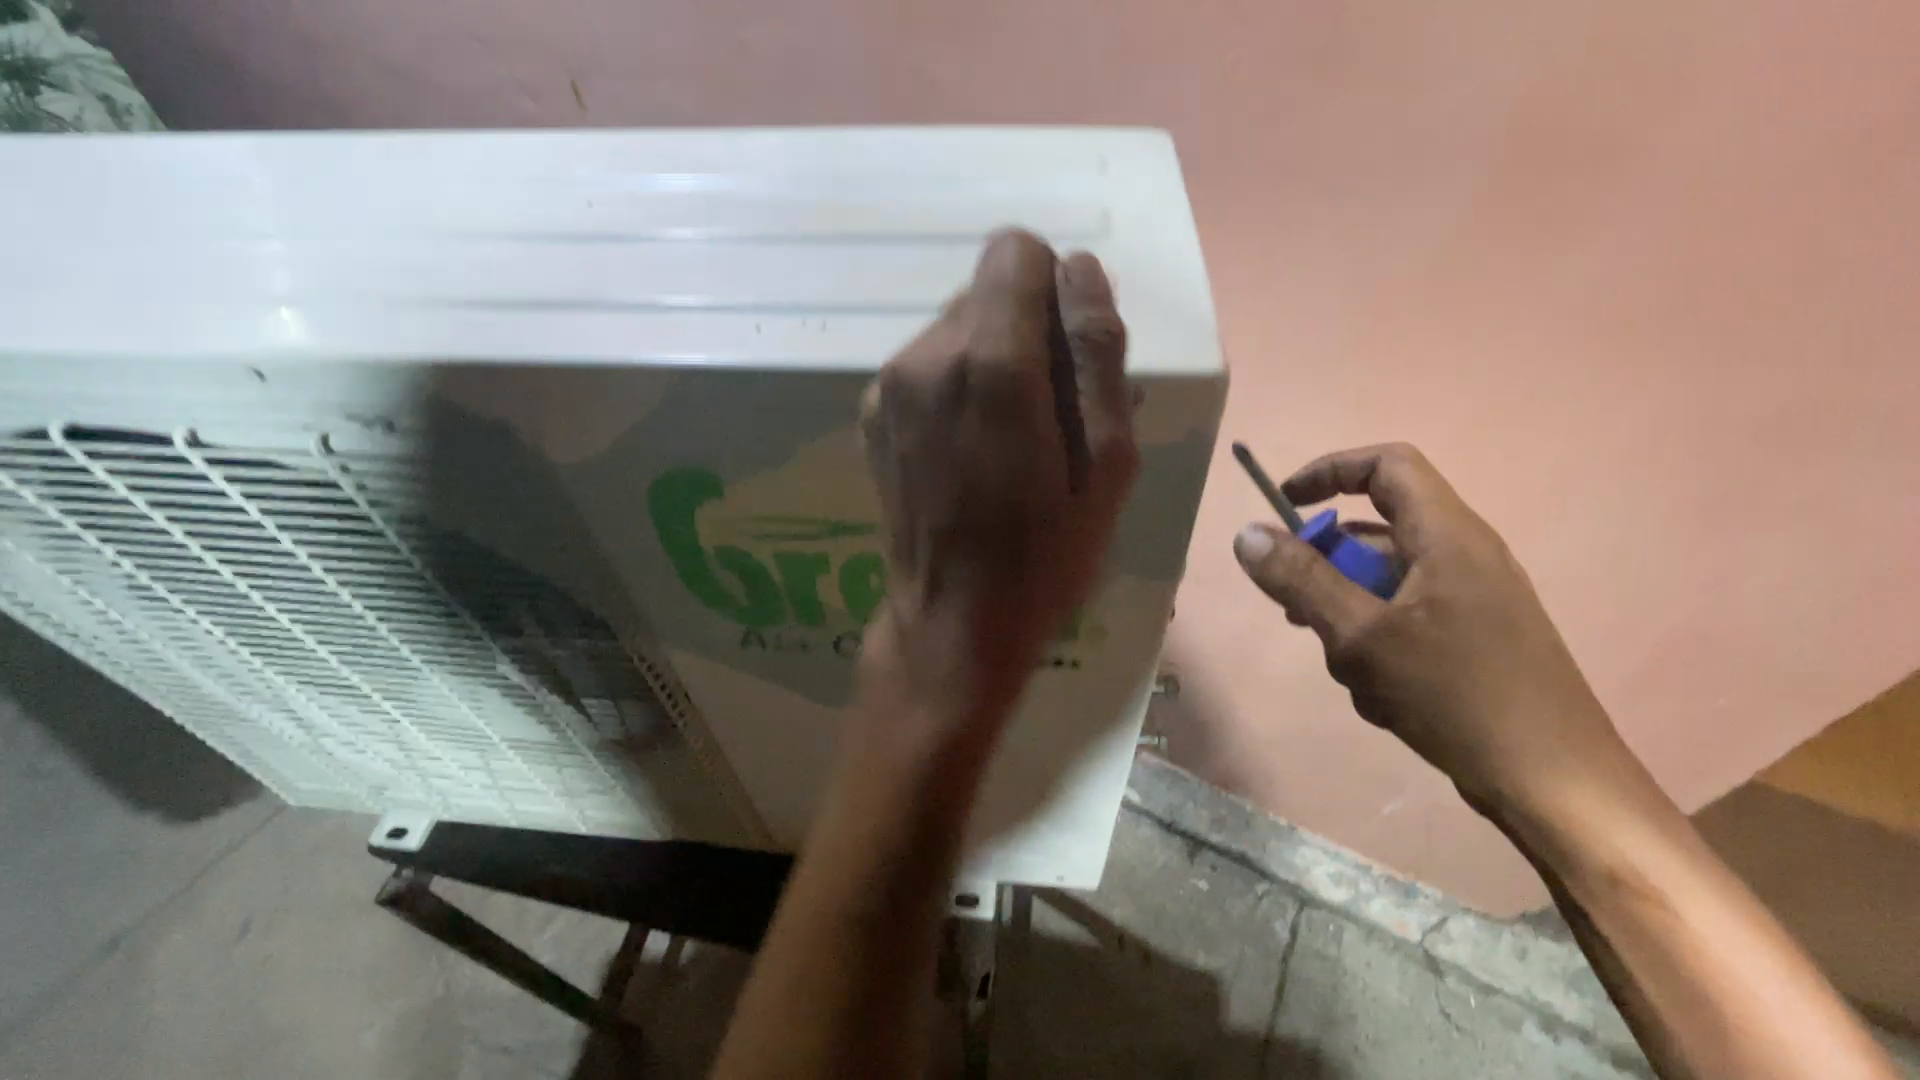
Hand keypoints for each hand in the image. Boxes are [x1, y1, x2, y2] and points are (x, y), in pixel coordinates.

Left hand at [858, 229, 1137, 730]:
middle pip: (987, 288)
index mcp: (992, 361)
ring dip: (994, 359)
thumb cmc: (1048, 554)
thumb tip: (1081, 270)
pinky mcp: (870, 413)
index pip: (1017, 250)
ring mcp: (889, 385)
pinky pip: (927, 365)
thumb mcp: (1109, 460)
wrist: (955, 623)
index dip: (1056, 289)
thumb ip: (1098, 350)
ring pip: (956, 324)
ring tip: (1014, 437)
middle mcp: (926, 356)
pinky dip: (958, 386)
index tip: (1073, 353)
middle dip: (1029, 328)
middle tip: (1052, 411)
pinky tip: (971, 449)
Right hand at [1233, 443, 1632, 818]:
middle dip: (1328, 570)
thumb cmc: (1455, 695)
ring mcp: (1474, 600)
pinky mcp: (1475, 640)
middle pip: (1378, 532)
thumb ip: (1300, 580)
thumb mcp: (1361, 636)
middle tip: (1298, 614)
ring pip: (1387, 584)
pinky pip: (1409, 620)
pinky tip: (1380, 697)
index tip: (1283, 506)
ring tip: (1348, 671)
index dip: (1330, 471)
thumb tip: (1247, 533)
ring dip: (1350, 617)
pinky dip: (1379, 645)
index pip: (1386, 465)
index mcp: (1447, 535)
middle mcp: (1465, 555)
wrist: (1553, 780)